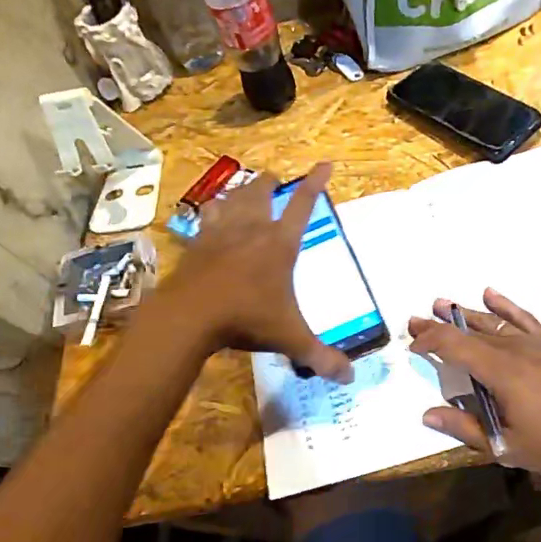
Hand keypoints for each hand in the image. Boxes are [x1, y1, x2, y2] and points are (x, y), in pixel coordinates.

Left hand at [154, 163, 353, 382]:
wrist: (191, 315)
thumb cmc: (246, 319)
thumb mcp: (289, 338)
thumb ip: (319, 356)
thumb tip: (349, 378)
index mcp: (280, 244)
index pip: (303, 205)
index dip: (315, 183)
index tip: (325, 163)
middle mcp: (252, 228)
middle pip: (262, 191)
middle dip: (270, 182)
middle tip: (274, 179)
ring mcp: (221, 231)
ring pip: (232, 197)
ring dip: (241, 191)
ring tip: (244, 190)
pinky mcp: (197, 241)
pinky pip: (206, 215)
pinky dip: (212, 210)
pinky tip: (210, 213)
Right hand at [407, 289, 540, 478]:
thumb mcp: (507, 446)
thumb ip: (464, 428)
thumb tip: (427, 414)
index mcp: (500, 372)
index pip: (454, 346)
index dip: (429, 341)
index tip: (412, 345)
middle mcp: (515, 349)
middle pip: (469, 331)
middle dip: (440, 326)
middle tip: (415, 320)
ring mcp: (536, 343)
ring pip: (493, 322)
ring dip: (464, 313)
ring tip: (443, 303)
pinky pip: (523, 319)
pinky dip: (505, 306)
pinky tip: (490, 294)